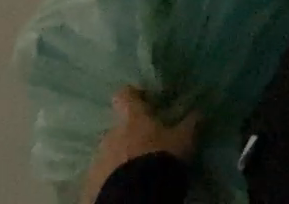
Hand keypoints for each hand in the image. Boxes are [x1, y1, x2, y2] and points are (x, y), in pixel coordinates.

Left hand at [78, 88, 199, 203]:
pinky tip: (126, 186)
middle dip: (130, 136)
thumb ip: (190, 122)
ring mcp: (97, 160)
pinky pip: (101, 177)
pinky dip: (111, 179)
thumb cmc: (160, 160)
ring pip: (109, 153)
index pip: (125, 95)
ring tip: (136, 172)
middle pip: (118, 129)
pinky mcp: (90, 184)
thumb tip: (198, 110)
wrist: (134, 198)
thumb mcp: (183, 140)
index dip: (133, 96)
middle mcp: (110, 135)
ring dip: (120, 158)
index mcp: (132, 119)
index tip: (144, 101)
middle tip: (147, 147)